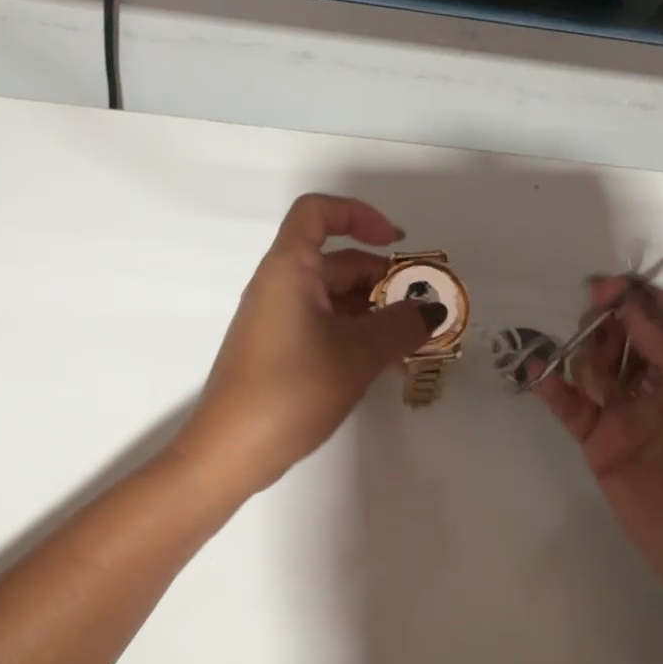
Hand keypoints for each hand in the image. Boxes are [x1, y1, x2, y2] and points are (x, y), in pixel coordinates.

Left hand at [178, 194, 441, 489]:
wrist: (230, 451)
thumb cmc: (292, 390)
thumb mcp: (358, 355)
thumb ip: (401, 326)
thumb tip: (432, 309)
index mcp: (289, 269)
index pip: (318, 212)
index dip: (360, 215)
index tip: (397, 244)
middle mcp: (279, 286)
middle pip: (337, 261)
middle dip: (385, 280)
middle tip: (426, 310)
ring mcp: (277, 320)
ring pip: (335, 299)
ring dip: (376, 314)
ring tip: (416, 345)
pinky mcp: (278, 351)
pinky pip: (325, 327)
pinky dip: (357, 336)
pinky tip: (388, 367)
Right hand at [532, 280, 662, 616]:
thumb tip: (635, 308)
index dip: (644, 300)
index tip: (610, 287)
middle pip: (630, 337)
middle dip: (610, 321)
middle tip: (596, 319)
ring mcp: (632, 415)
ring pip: (599, 365)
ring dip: (588, 351)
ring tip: (590, 364)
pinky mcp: (601, 444)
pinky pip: (571, 407)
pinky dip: (552, 387)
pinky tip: (539, 373)